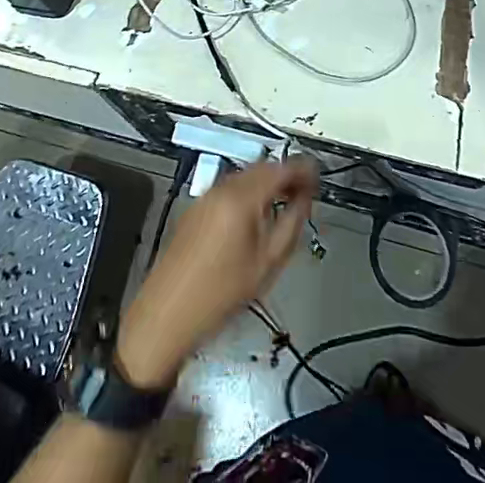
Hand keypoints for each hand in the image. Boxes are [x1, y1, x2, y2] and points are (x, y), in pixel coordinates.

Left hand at [115, 159, 317, 389]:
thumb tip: (305, 200)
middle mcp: (221, 189)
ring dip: (267, 183)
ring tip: (284, 202)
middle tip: (305, 192)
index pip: (281, 169)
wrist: (167, 317)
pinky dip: (248, 192)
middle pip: (262, 168)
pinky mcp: (194, 210)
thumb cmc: (221, 294)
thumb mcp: (269, 262)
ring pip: (245, 177)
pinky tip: (256, 214)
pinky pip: (229, 189)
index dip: (304, 170)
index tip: (318, 180)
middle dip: (286, 175)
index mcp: (241, 198)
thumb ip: (293, 223)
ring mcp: (204, 198)